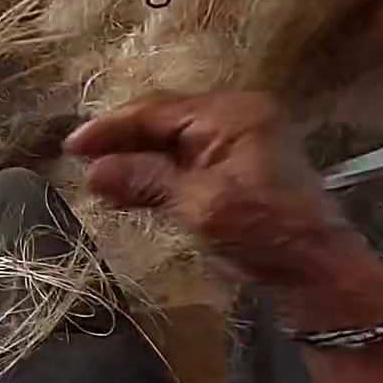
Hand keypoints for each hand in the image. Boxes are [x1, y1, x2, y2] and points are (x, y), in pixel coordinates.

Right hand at [64, 92, 382, 328]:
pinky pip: (177, 162)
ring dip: (130, 160)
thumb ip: (145, 180)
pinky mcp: (228, 168)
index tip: (70, 146)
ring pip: (165, 143)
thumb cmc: (262, 231)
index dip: (109, 129)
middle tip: (77, 159)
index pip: (155, 113)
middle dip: (117, 142)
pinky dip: (148, 175)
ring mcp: (231, 143)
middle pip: (159, 122)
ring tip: (94, 177)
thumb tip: (92, 171)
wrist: (312, 270)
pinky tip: (122, 190)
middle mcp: (232, 118)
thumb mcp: (199, 203)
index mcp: (231, 114)